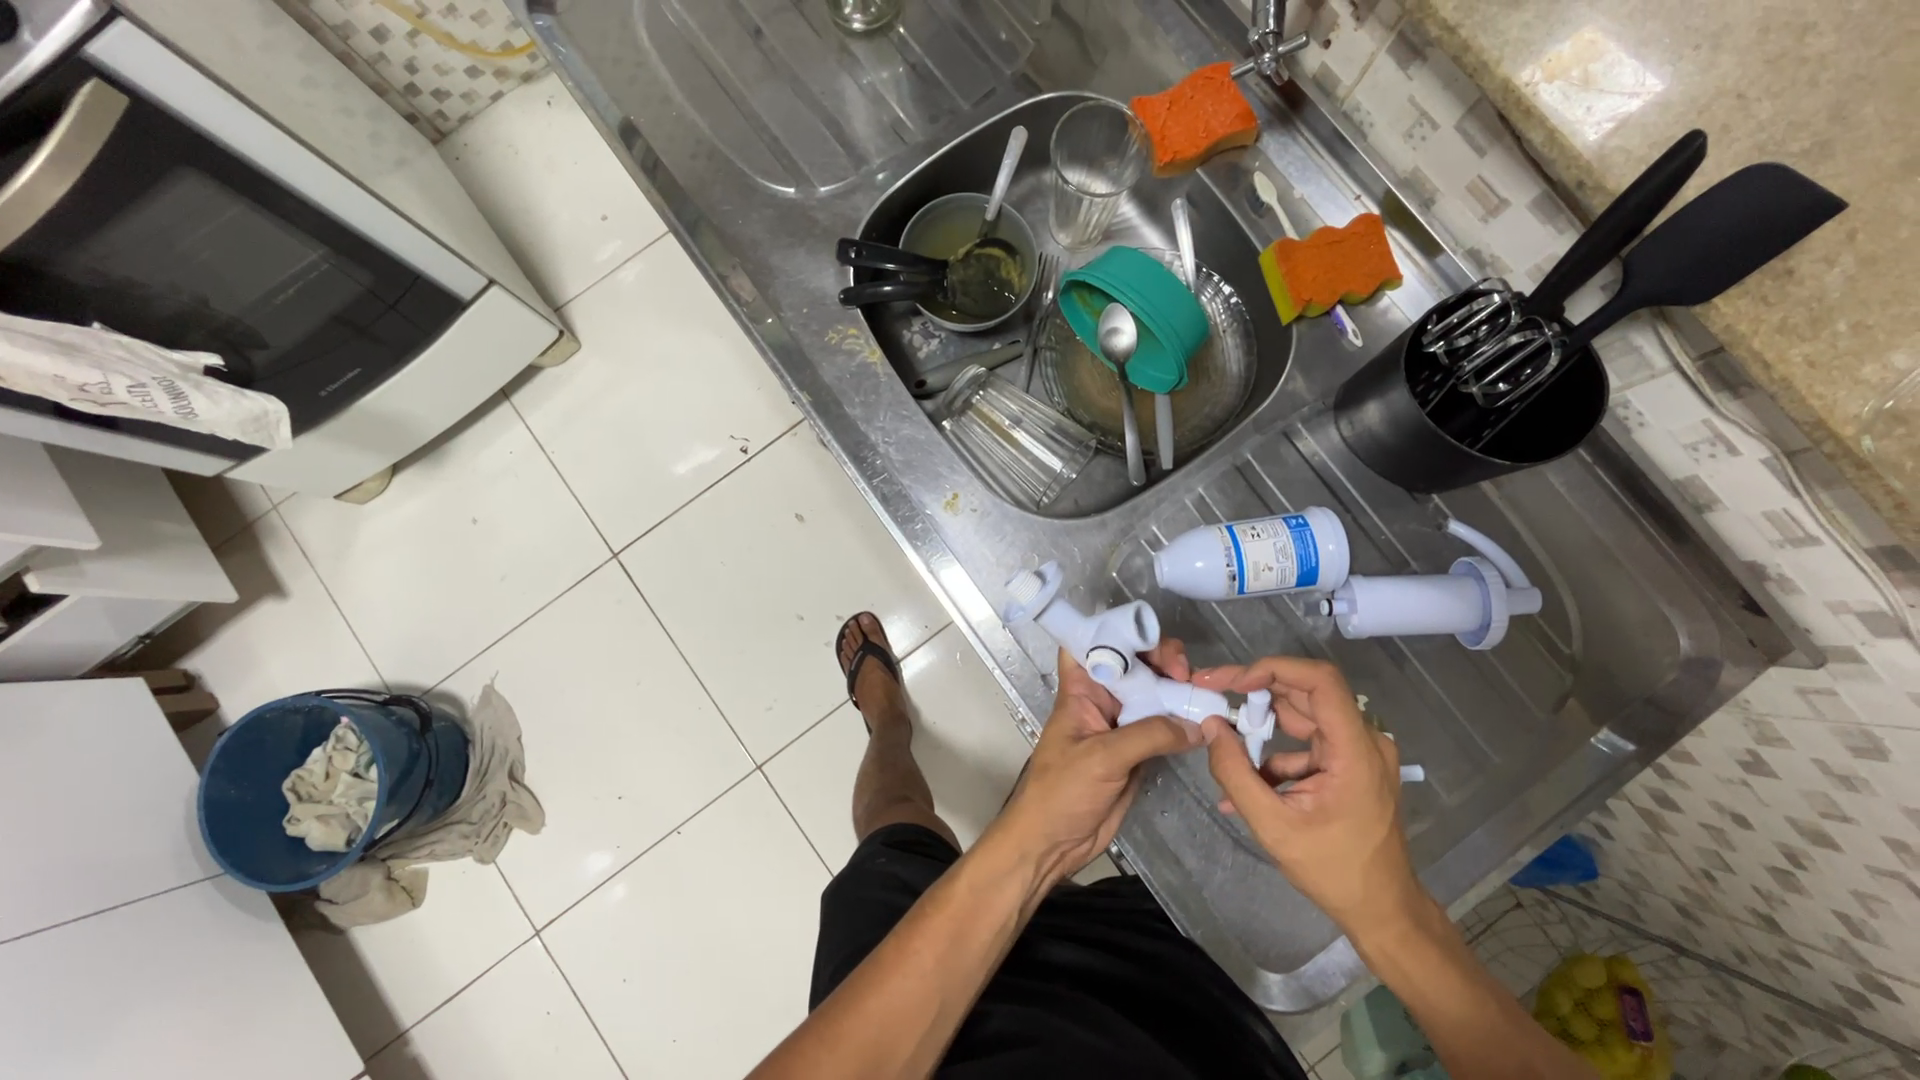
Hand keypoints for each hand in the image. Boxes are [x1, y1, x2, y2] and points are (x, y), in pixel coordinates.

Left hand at [991, 643, 1203, 886]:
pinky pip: (1163, 726)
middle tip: (1186, 673)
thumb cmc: (1062, 792)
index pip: (1092, 643)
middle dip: (1161, 659)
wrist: (1052, 843)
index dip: (1119, 632)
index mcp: (1079, 691)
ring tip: (1203, 694)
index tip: (1150, 641)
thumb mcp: (1103, 757)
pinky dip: (1183, 720)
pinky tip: (1204, 720)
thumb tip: (1197, 725)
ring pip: (1152, 693)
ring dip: (1178, 689)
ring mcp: (1121, 725)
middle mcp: (1101, 701)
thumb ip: (1150, 735)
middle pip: (1133, 664)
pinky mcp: (1138, 751)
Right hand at [1195, 657, 1423, 932]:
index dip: (1273, 669)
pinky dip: (1276, 756)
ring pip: (1304, 718)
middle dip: (1256, 692)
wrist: (1381, 909)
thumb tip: (1210, 726)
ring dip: (1263, 727)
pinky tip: (1246, 780)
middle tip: (1211, 694)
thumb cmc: (1332, 870)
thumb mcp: (1272, 825)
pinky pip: (1309, 745)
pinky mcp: (1352, 767)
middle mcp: (1364, 741)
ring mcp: (1361, 753)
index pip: (1319, 680)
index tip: (1232, 682)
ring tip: (1223, 742)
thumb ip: (1235, 773)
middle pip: (1306, 694)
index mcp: (1355, 750)